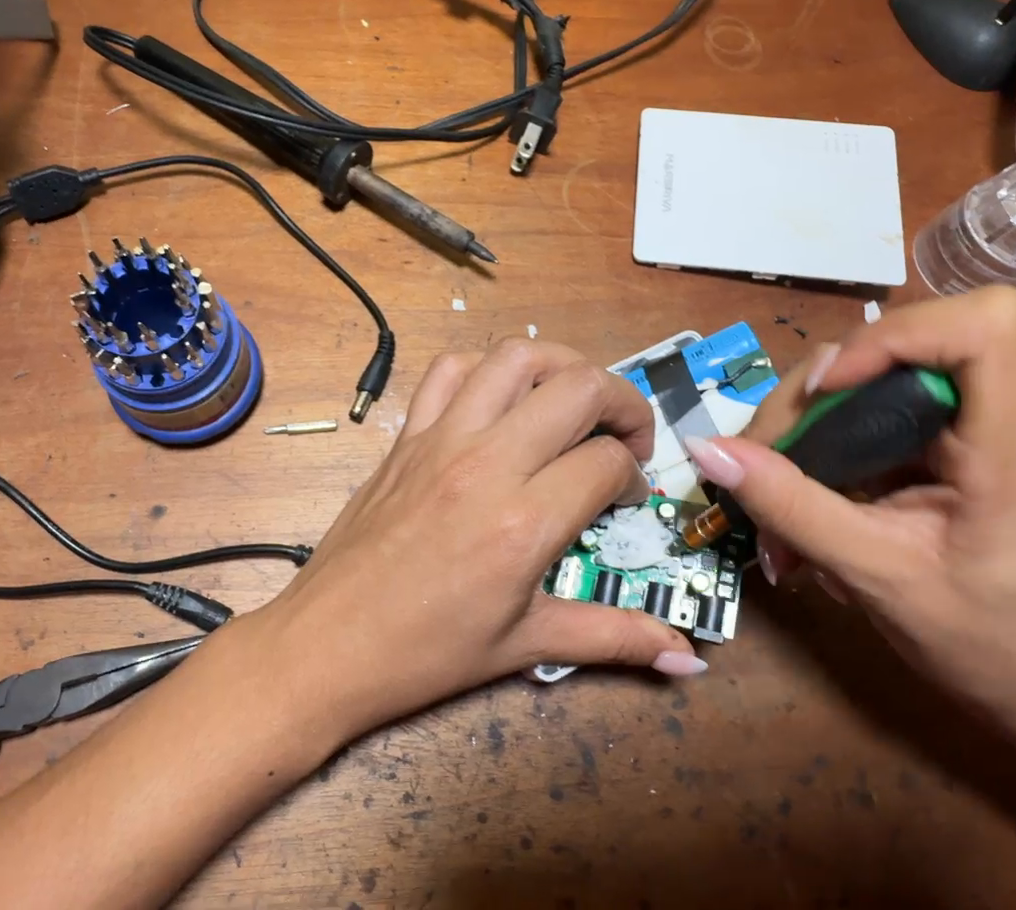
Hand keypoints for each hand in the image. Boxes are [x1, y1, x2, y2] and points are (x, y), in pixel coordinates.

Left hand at [243, 340, 703, 739]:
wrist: (327, 646)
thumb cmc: (427, 654)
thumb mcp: (526, 646)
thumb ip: (614, 637)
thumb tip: (689, 658)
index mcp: (524, 522)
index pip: (608, 461)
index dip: (632, 476)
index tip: (625, 500)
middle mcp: (487, 463)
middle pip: (579, 387)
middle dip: (623, 403)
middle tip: (625, 439)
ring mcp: (441, 440)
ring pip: (516, 358)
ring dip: (561, 367)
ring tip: (573, 404)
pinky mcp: (407, 436)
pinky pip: (450, 371)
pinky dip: (487, 371)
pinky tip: (501, 404)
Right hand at [682, 287, 1015, 738]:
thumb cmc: (979, 638)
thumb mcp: (875, 575)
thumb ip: (791, 507)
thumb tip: (706, 450)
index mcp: (1012, 446)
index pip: (982, 327)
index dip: (897, 337)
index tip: (831, 392)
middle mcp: (997, 413)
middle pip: (892, 347)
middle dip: (810, 398)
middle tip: (760, 465)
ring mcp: (967, 421)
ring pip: (864, 377)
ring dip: (801, 429)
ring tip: (771, 499)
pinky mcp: (938, 438)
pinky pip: (861, 412)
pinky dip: (817, 449)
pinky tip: (799, 501)